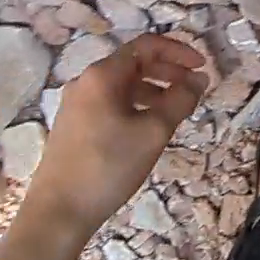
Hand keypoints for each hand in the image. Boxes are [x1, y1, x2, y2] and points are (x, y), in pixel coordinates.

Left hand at [26, 35, 208, 231]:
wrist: (57, 214)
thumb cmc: (108, 166)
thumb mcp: (154, 132)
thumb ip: (180, 100)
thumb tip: (199, 79)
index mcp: (102, 75)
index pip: (146, 46)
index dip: (178, 51)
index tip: (201, 67)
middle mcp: (86, 82)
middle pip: (134, 63)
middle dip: (169, 71)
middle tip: (194, 88)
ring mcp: (77, 104)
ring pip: (123, 85)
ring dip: (155, 90)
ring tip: (177, 110)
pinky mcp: (74, 125)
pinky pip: (112, 102)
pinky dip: (137, 105)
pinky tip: (149, 128)